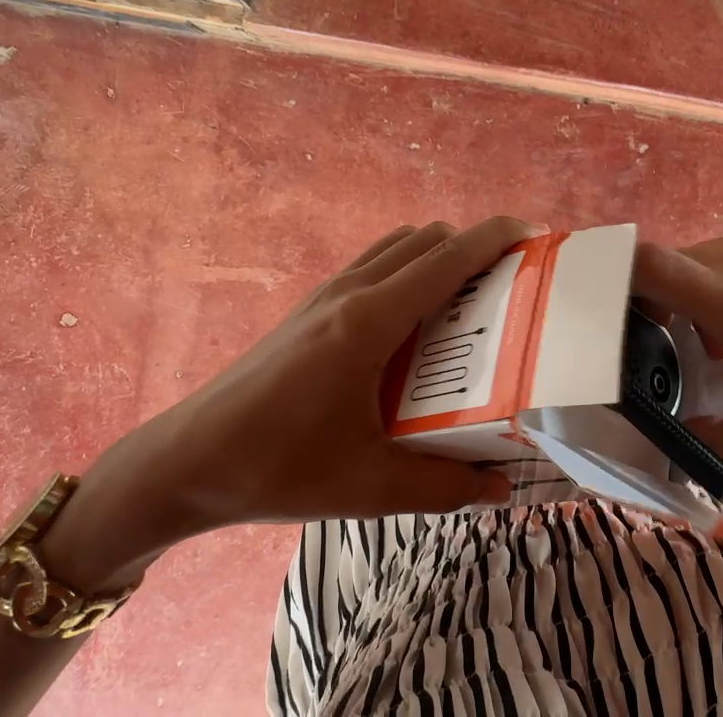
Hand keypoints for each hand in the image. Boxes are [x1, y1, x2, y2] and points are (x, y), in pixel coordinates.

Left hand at [41, 218, 535, 590]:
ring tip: (473, 298)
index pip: (448, 257)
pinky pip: (376, 264)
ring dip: (441, 255)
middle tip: (513, 284)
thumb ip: (444, 486)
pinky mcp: (311, 306)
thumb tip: (502, 486)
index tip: (536, 234)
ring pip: (399, 246)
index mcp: (370, 321)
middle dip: (476, 247)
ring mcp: (326, 293)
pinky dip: (411, 268)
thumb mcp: (368, 488)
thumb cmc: (277, 469)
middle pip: (428, 239)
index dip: (496, 237)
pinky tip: (417, 322)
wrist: (186, 461)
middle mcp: (351, 291)